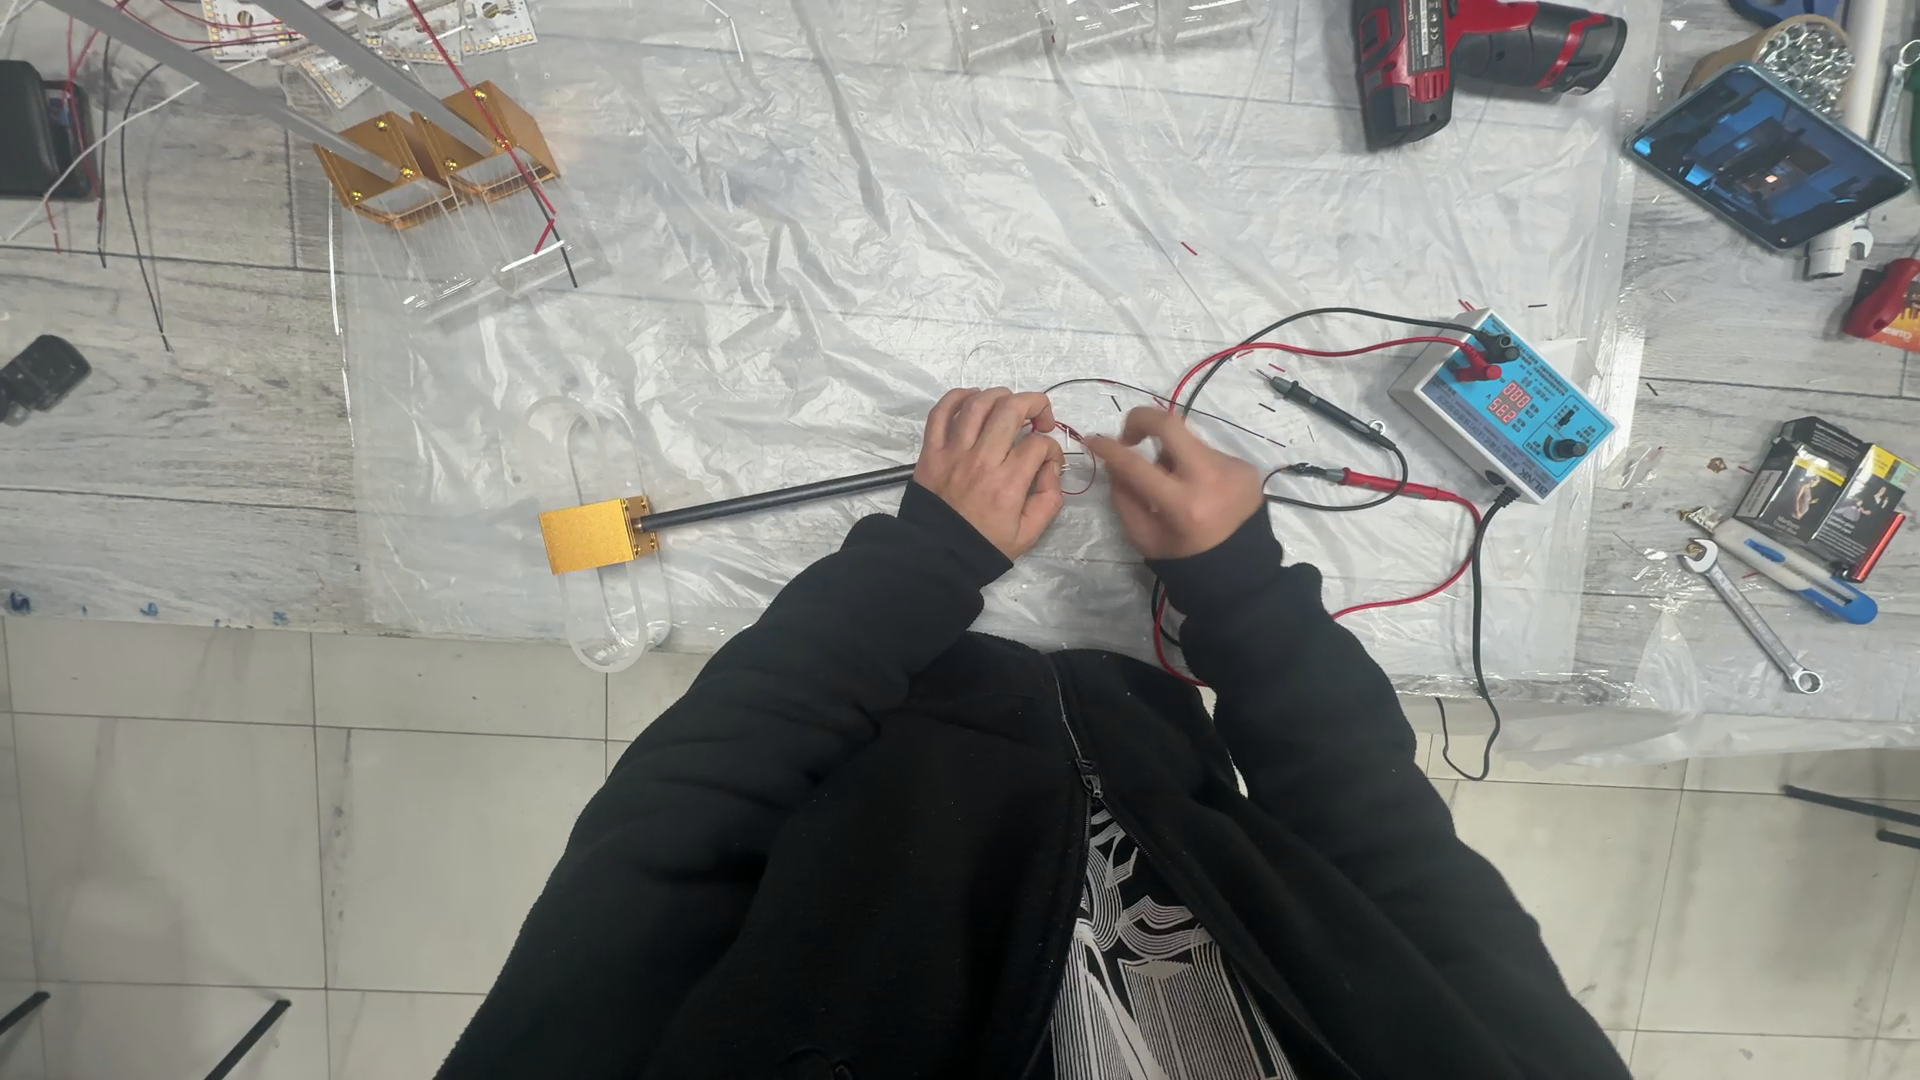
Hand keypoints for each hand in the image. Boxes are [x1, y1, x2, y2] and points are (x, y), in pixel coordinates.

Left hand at [914, 387, 1066, 558]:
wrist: (936, 557)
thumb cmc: (983, 545)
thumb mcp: (1029, 533)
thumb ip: (1049, 499)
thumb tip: (1050, 468)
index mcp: (1008, 483)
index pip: (1038, 444)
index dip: (1052, 447)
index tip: (1048, 461)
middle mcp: (982, 460)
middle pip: (1011, 409)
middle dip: (1035, 404)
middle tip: (1039, 417)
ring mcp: (953, 453)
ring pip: (978, 404)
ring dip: (1000, 395)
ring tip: (1009, 405)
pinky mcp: (931, 452)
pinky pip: (940, 412)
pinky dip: (957, 397)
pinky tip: (973, 398)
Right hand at [1085, 407, 1263, 558]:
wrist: (1241, 571)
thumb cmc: (1184, 559)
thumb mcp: (1144, 538)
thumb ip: (1124, 497)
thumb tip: (1114, 463)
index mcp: (1182, 505)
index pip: (1135, 465)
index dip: (1108, 448)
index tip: (1093, 440)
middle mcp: (1210, 479)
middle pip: (1170, 424)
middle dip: (1140, 419)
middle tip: (1129, 434)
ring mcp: (1233, 469)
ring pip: (1188, 442)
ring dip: (1171, 455)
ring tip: (1174, 484)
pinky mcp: (1246, 466)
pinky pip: (1207, 454)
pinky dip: (1193, 466)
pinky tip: (1200, 490)